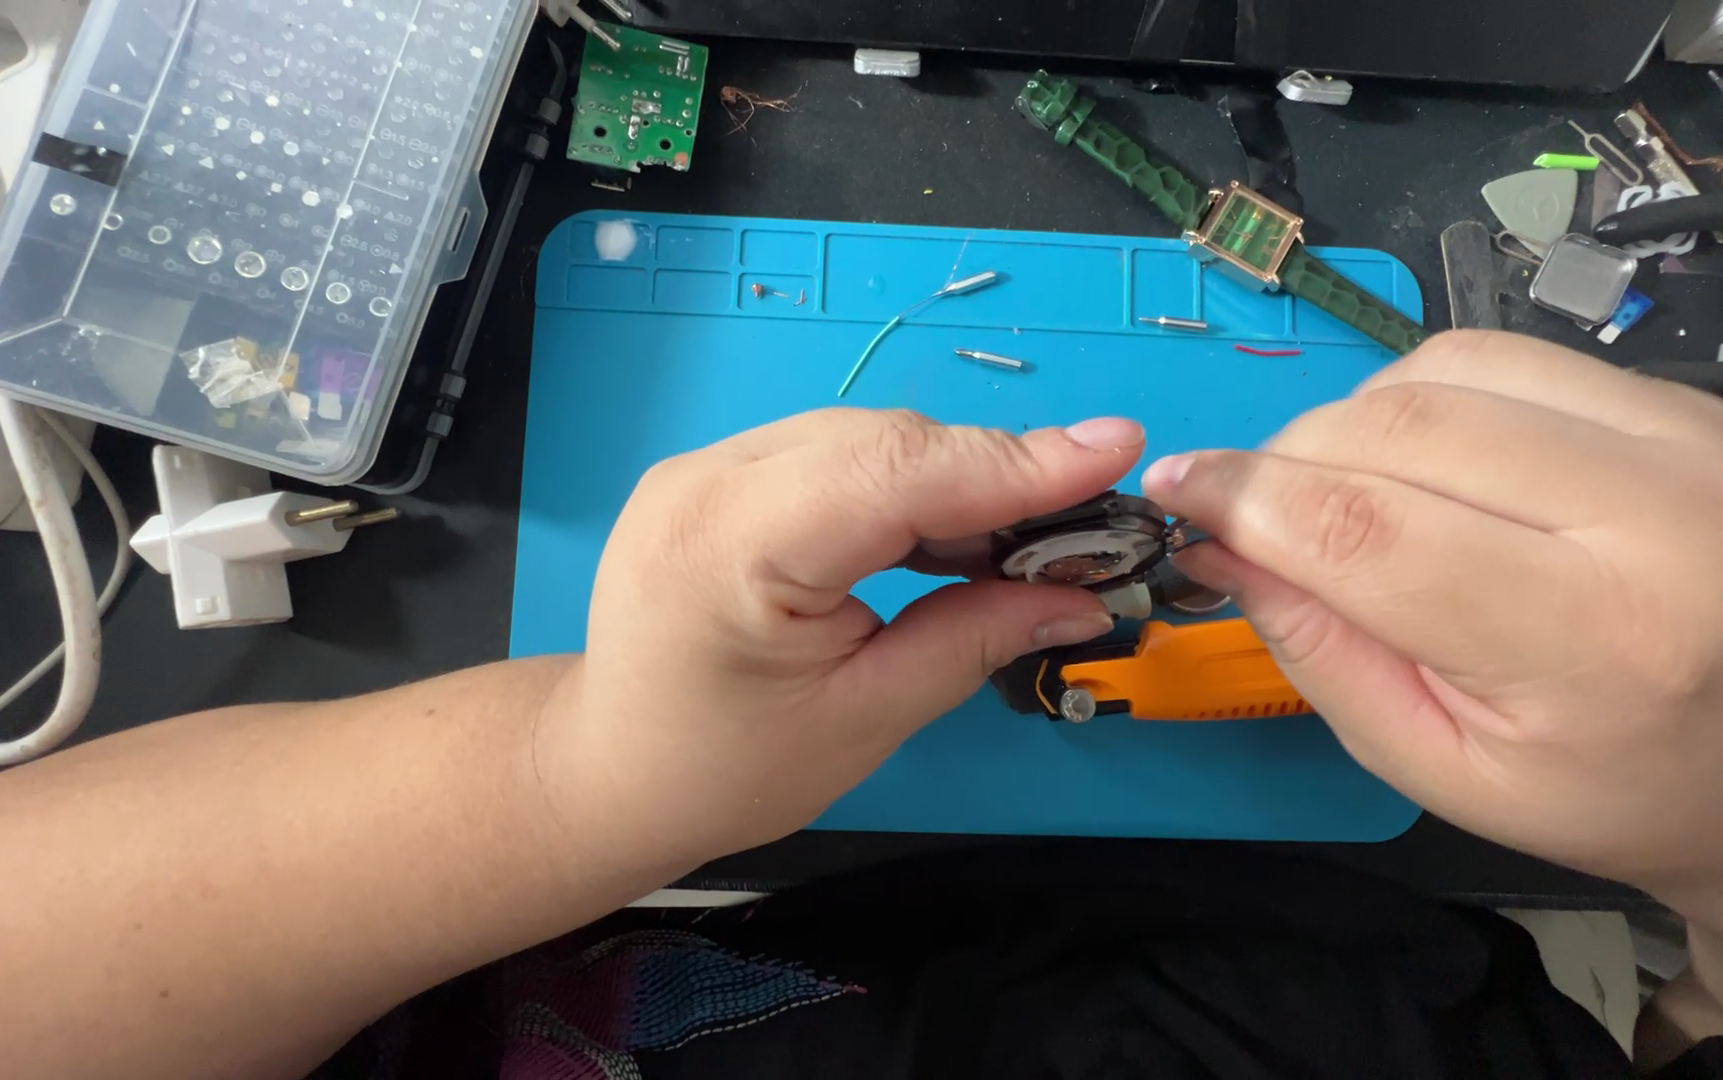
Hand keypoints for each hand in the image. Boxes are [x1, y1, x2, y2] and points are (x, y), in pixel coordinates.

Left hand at [534, 409, 1144, 867]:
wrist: (608, 766)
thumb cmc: (729, 770)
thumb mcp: (866, 719)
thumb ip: (974, 641)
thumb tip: (1084, 598)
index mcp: (730, 548)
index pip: (892, 476)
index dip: (1012, 462)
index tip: (1115, 448)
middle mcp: (708, 479)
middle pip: (883, 443)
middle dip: (994, 471)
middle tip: (1082, 511)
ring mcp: (704, 466)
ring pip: (864, 439)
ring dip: (954, 475)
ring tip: (1026, 525)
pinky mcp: (717, 473)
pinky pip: (834, 456)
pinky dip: (906, 483)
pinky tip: (949, 523)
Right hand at [1142, 331, 1722, 893]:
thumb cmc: (1577, 784)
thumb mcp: (1416, 752)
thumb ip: (1308, 642)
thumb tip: (1214, 544)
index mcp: (1594, 641)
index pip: (1366, 531)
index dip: (1244, 497)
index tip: (1172, 486)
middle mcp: (1659, 516)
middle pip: (1394, 432)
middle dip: (1283, 463)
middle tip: (1255, 514)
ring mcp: (1685, 439)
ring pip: (1430, 376)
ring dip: (1340, 428)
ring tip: (1341, 492)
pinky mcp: (1679, 402)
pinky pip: (1485, 356)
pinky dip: (1406, 399)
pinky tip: (1413, 460)